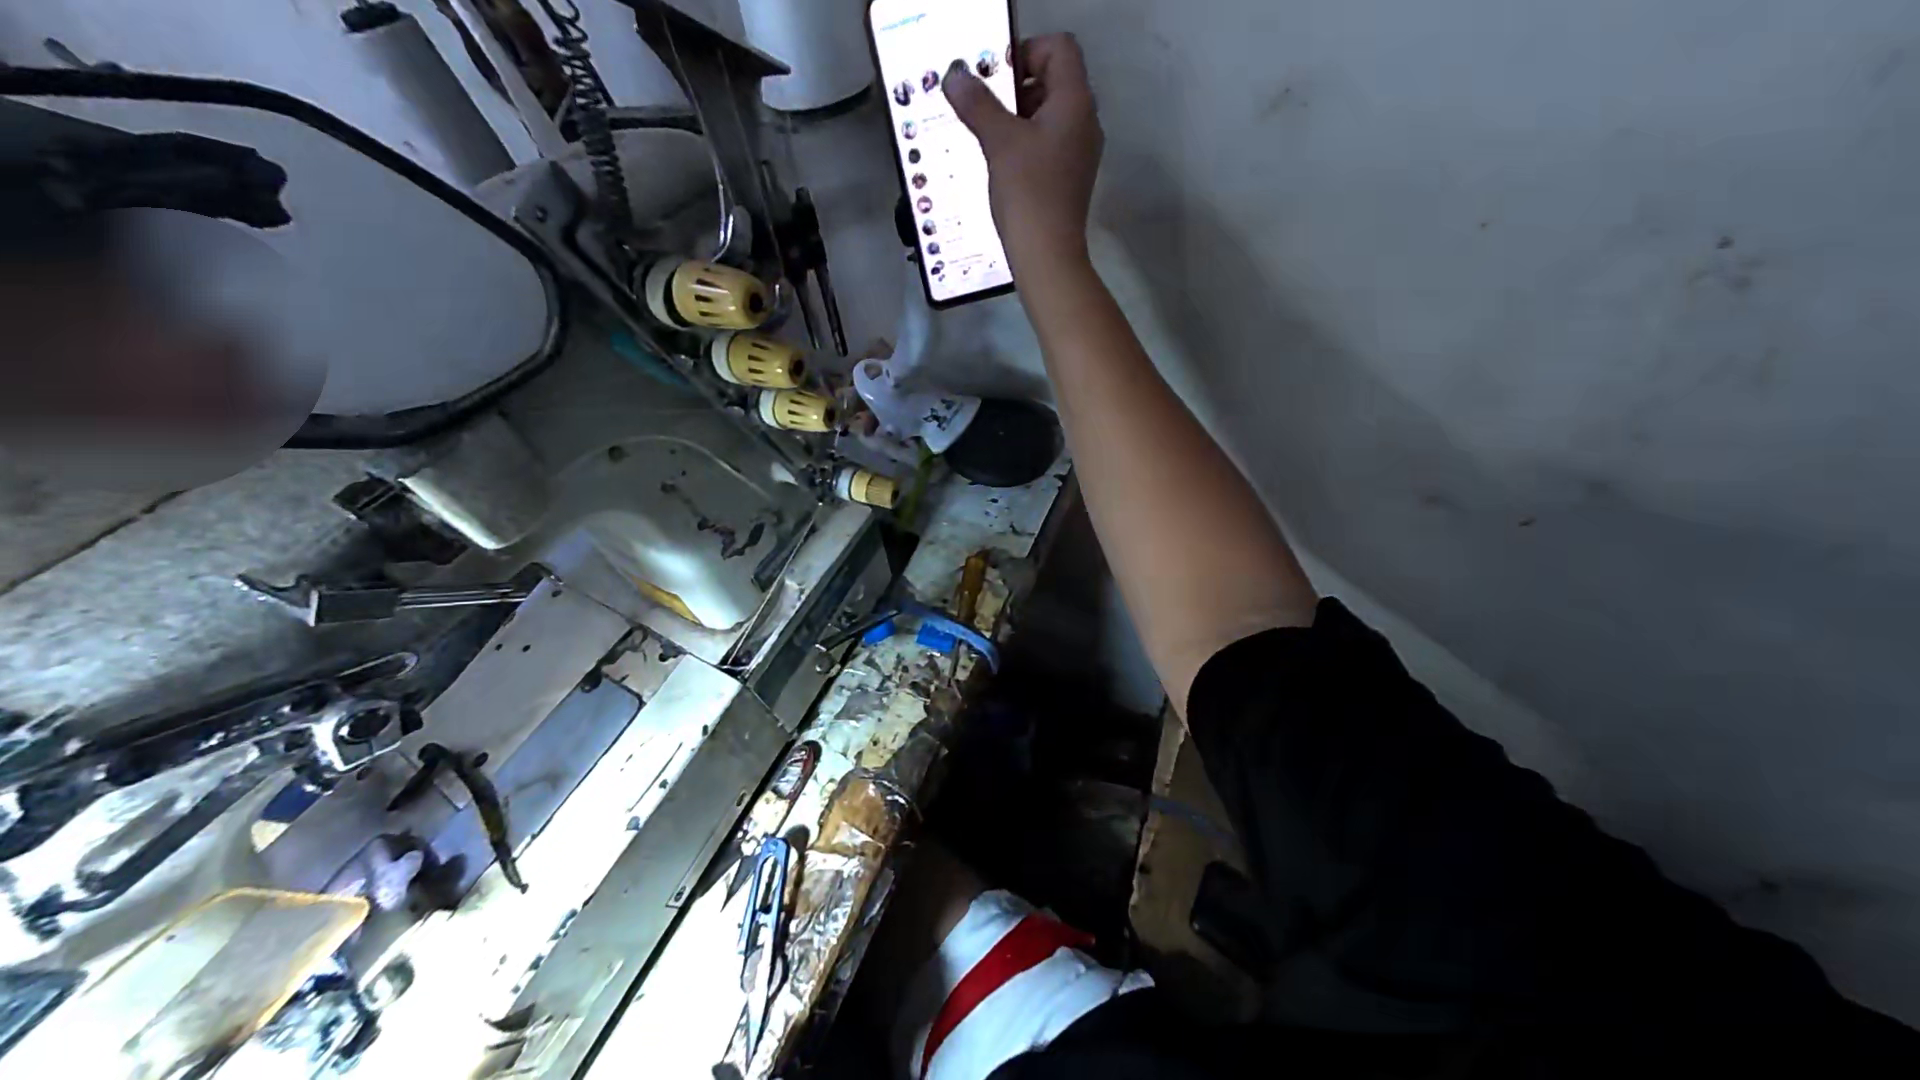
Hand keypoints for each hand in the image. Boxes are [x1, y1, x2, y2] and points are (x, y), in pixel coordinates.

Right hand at [943, 34, 1103, 272]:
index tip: (994, 78)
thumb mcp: (999, 142)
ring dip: (1017, 117)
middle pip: (1054, 80)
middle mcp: (1085, 121)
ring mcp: (1080, 152)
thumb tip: (955, 74)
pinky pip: (1048, 145)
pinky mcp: (1069, 178)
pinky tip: (1001, 163)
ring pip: (1048, 115)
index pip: (1059, 48)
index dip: (1026, 52)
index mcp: (1075, 102)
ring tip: (987, 135)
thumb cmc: (1028, 192)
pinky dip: (1024, 143)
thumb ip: (977, 104)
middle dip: (1016, 86)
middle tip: (983, 106)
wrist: (1048, 256)